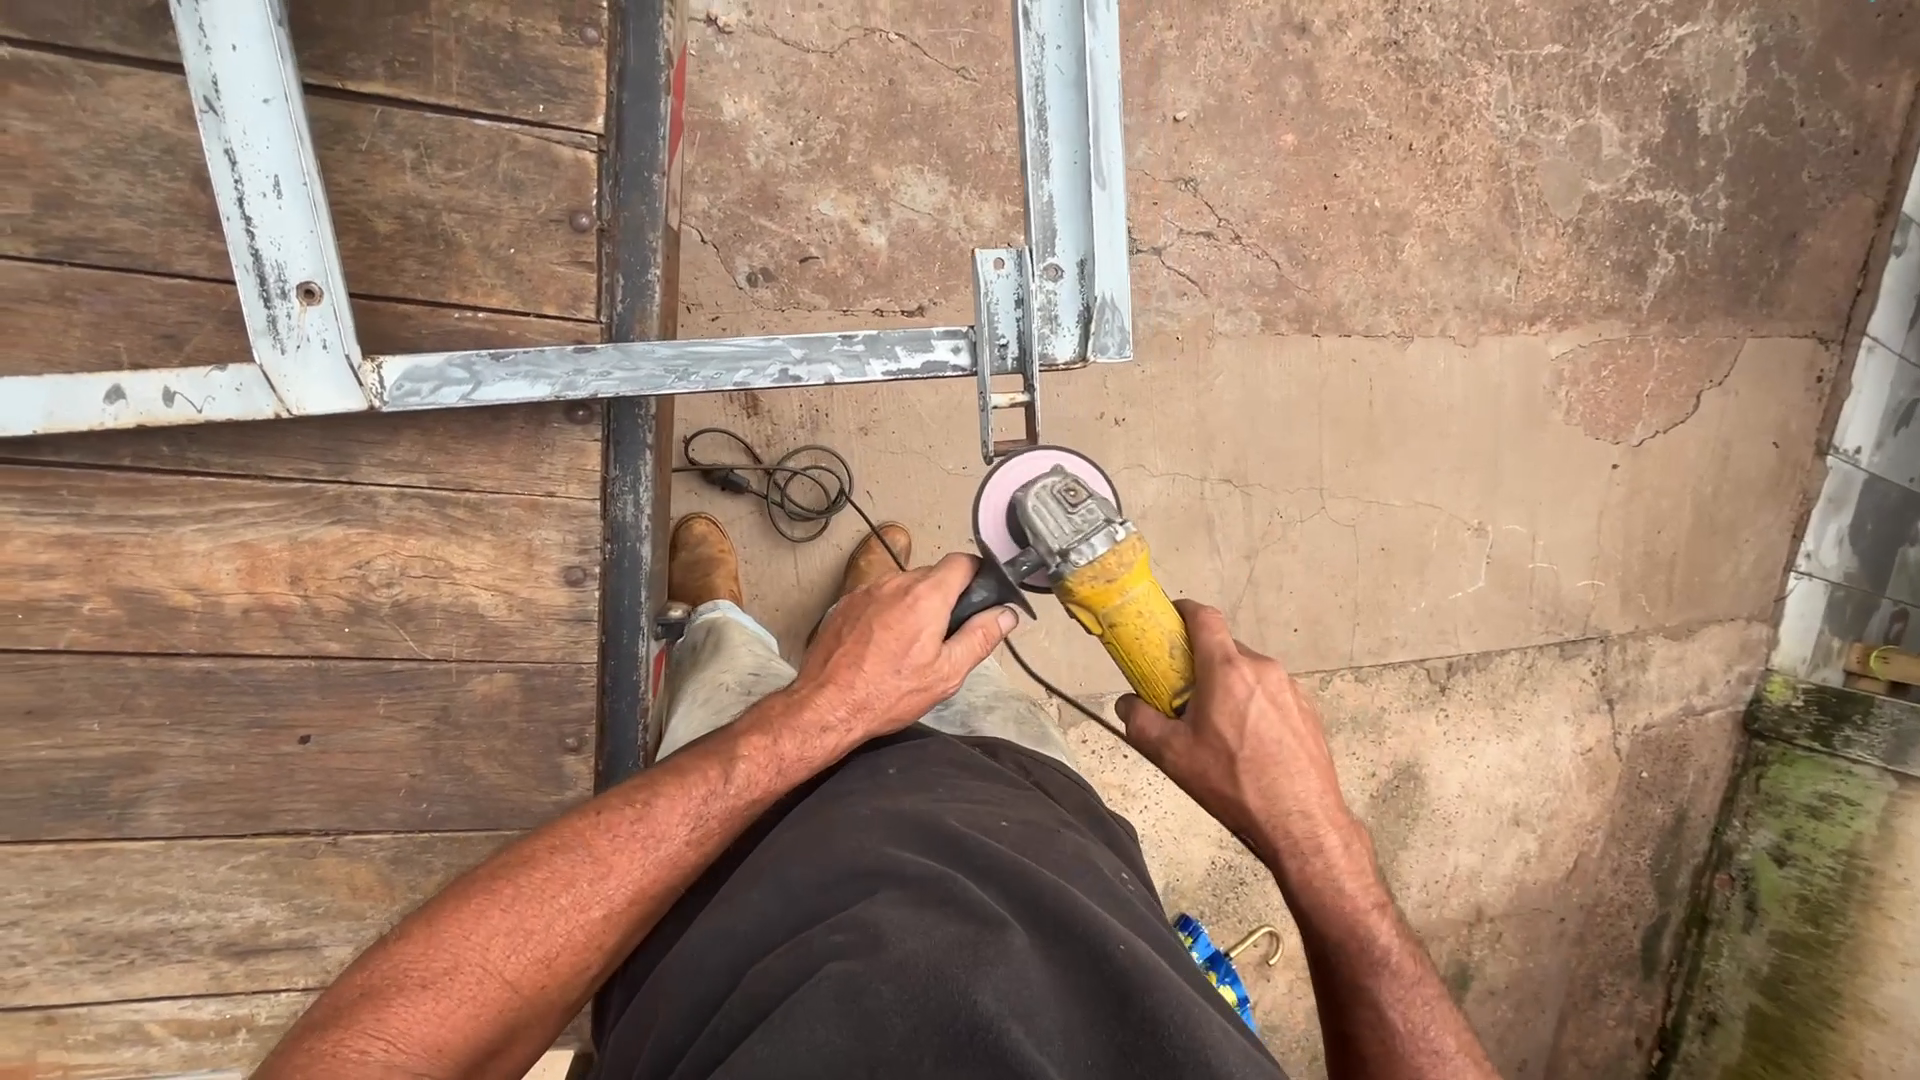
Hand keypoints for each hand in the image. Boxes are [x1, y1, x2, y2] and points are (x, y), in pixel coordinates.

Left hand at [794, 553, 1019, 744]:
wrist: (827, 705)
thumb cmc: (885, 693)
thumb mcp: (947, 673)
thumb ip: (980, 637)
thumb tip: (1005, 615)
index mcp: (927, 596)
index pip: (962, 562)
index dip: (976, 576)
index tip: (979, 596)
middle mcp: (896, 583)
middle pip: (933, 575)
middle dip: (944, 598)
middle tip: (944, 636)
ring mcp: (868, 590)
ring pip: (904, 586)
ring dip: (914, 606)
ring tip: (909, 645)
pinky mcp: (846, 602)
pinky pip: (879, 597)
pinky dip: (887, 612)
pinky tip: (883, 645)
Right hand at [1116, 600, 1361, 875]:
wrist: (1302, 822)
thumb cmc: (1234, 784)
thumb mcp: (1172, 756)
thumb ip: (1140, 723)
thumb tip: (1127, 706)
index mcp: (1227, 670)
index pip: (1205, 617)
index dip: (1184, 611)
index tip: (1170, 620)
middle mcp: (1263, 669)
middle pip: (1224, 648)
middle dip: (1201, 662)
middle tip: (1184, 694)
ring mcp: (1290, 689)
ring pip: (1249, 673)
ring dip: (1228, 686)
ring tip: (1217, 726)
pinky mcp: (1308, 712)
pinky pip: (1272, 694)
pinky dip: (1254, 705)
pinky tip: (1249, 743)